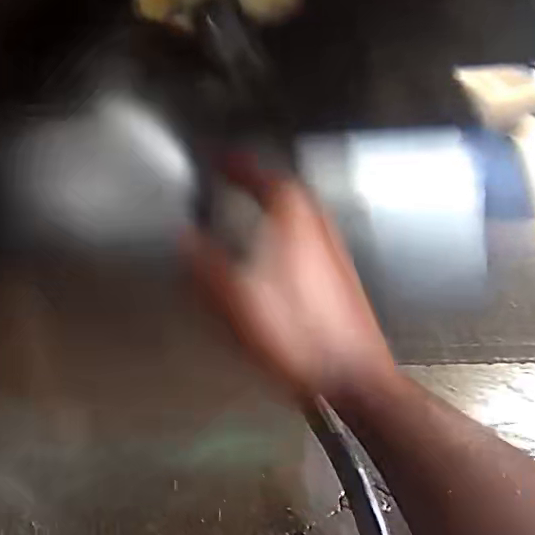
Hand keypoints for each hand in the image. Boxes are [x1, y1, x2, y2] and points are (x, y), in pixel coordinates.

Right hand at [184, 164, 397, 403]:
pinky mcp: (337, 279)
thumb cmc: (293, 337)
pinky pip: (308, 235)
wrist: (349, 376)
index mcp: (294, 232)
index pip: (270, 183)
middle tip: (236, 177)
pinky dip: (286, 226)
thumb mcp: (236, 302)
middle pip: (293, 194)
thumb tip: (185, 237)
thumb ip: (206, 266)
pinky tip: (272, 246)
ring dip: (276, 202)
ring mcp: (333, 257)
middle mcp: (319, 236)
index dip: (243, 167)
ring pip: (304, 215)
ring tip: (251, 203)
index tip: (221, 159)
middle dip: (261, 180)